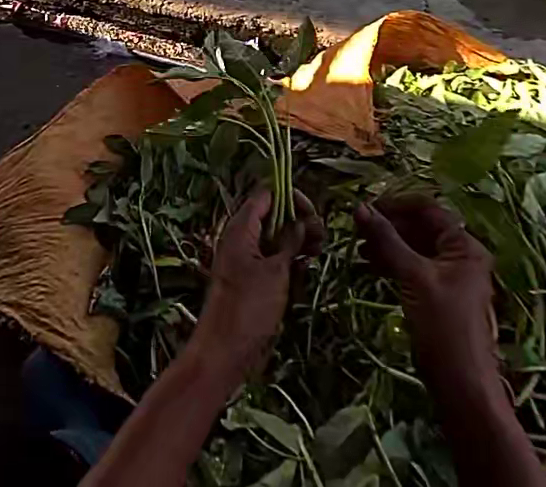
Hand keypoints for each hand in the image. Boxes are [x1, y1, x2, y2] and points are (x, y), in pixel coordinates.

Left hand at [195, 189, 320, 373]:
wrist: (223, 352)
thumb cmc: (248, 307)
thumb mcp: (275, 271)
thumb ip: (291, 241)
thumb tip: (302, 221)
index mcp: (241, 227)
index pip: (267, 194)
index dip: (291, 197)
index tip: (313, 214)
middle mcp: (242, 238)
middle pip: (273, 215)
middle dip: (298, 221)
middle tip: (321, 236)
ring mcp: (246, 259)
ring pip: (275, 237)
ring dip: (297, 240)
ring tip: (319, 251)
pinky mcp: (251, 279)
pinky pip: (273, 258)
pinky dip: (289, 259)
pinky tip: (306, 267)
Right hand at [354, 196, 497, 384]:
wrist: (462, 386)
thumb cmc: (443, 326)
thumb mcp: (413, 277)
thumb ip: (387, 240)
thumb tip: (359, 208)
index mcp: (464, 246)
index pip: (428, 209)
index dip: (396, 204)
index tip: (366, 207)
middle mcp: (460, 255)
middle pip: (420, 227)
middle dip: (389, 224)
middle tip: (356, 227)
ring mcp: (449, 276)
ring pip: (414, 247)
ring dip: (387, 243)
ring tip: (358, 247)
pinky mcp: (437, 294)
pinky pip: (412, 267)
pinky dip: (392, 262)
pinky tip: (370, 264)